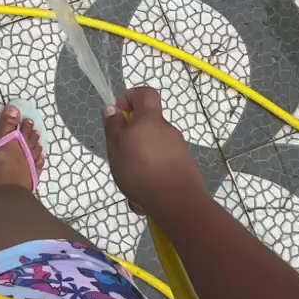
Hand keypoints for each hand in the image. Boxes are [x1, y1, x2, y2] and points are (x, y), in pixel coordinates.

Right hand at [102, 87, 208, 223]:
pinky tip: (144, 198)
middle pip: (148, 125)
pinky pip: (162, 166)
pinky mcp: (186, 169)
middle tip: (120, 155)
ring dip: (141, 161)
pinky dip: (152, 176)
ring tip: (130, 184)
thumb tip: (113, 109)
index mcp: (150, 119)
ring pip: (153, 149)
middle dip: (132, 138)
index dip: (130, 97)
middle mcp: (168, 130)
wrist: (179, 204)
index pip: (145, 93)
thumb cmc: (140, 170)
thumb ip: (113, 126)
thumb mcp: (116, 146)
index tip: (119, 113)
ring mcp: (179, 150)